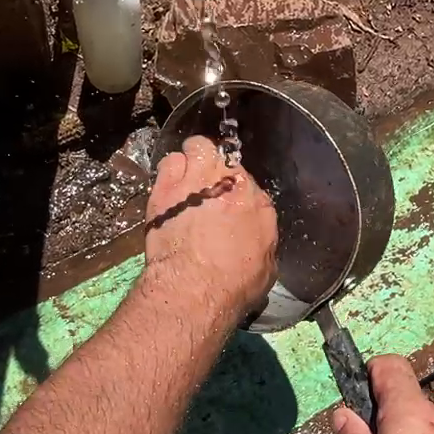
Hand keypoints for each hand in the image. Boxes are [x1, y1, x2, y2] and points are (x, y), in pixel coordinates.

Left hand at [144, 136, 277, 320]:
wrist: (195, 287)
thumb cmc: (234, 285)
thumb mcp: (266, 264)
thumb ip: (262, 236)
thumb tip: (254, 230)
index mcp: (256, 201)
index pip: (246, 180)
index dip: (234, 187)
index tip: (225, 200)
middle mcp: (229, 182)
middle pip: (223, 155)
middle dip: (214, 164)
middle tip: (204, 180)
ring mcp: (196, 180)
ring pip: (197, 146)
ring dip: (192, 158)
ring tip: (185, 174)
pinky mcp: (166, 187)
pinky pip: (169, 161)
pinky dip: (170, 169)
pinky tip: (168, 184)